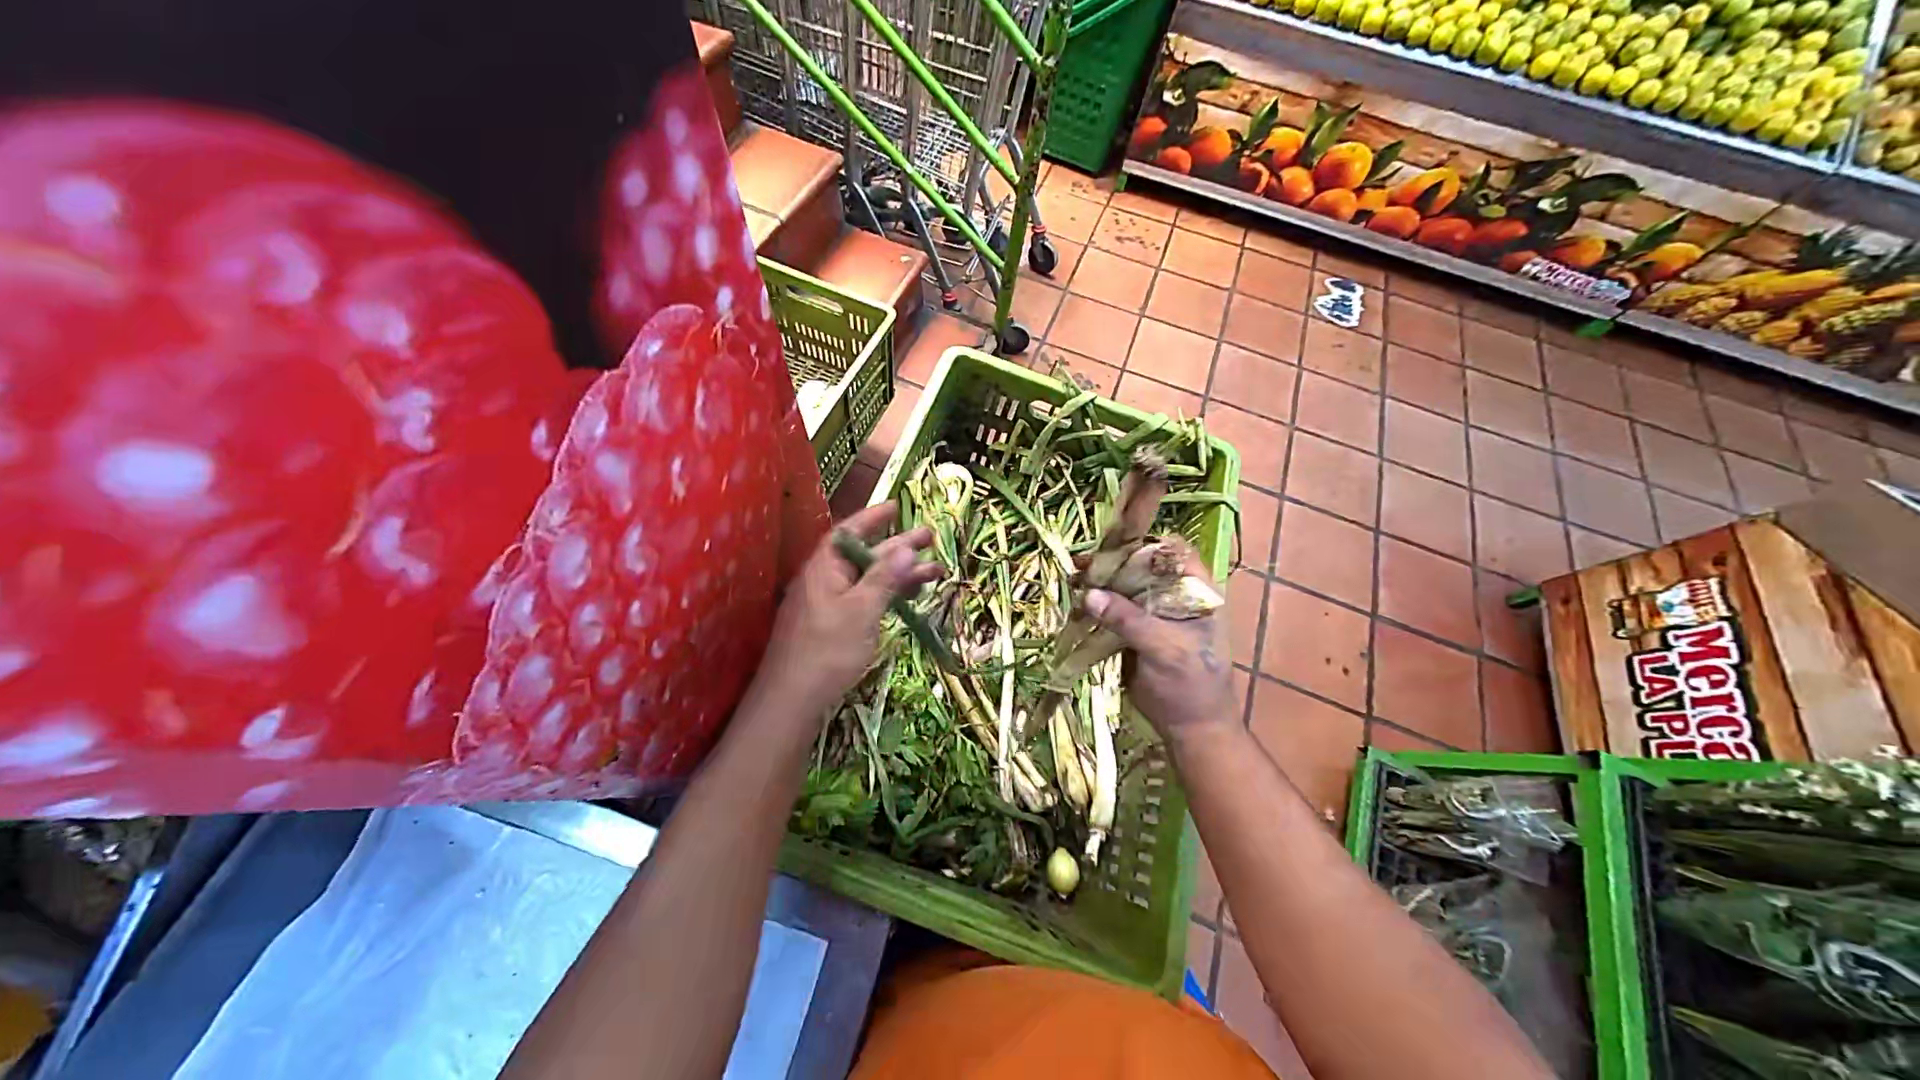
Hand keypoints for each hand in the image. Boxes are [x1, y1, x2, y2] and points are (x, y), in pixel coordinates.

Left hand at [754, 502, 943, 717]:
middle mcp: (823, 581)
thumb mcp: (862, 610)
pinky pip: (862, 601)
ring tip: (934, 574)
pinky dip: (885, 597)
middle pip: (864, 556)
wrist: (792, 700)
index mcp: (824, 568)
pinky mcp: (831, 628)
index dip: (873, 518)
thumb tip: (908, 548)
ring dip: (899, 576)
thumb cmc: (827, 650)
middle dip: (898, 548)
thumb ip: (885, 578)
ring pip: (867, 581)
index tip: (897, 507)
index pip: (849, 532)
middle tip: (931, 539)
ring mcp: (827, 605)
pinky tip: (907, 601)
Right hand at [1082, 557, 1236, 748]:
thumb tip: (1088, 594)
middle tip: (1080, 565)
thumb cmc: (1191, 686)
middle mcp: (1174, 596)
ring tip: (1072, 581)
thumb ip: (1129, 619)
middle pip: (1140, 567)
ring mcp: (1152, 613)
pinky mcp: (1133, 631)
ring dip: (1098, 584)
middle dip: (1111, 564)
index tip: (1111, 548)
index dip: (1143, 545)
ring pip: (1122, 588)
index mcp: (1195, 593)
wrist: (1189, 729)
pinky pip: (1112, 611)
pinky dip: (1094, 607)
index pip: (1172, 552)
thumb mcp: (1165, 649)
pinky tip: (1074, 604)